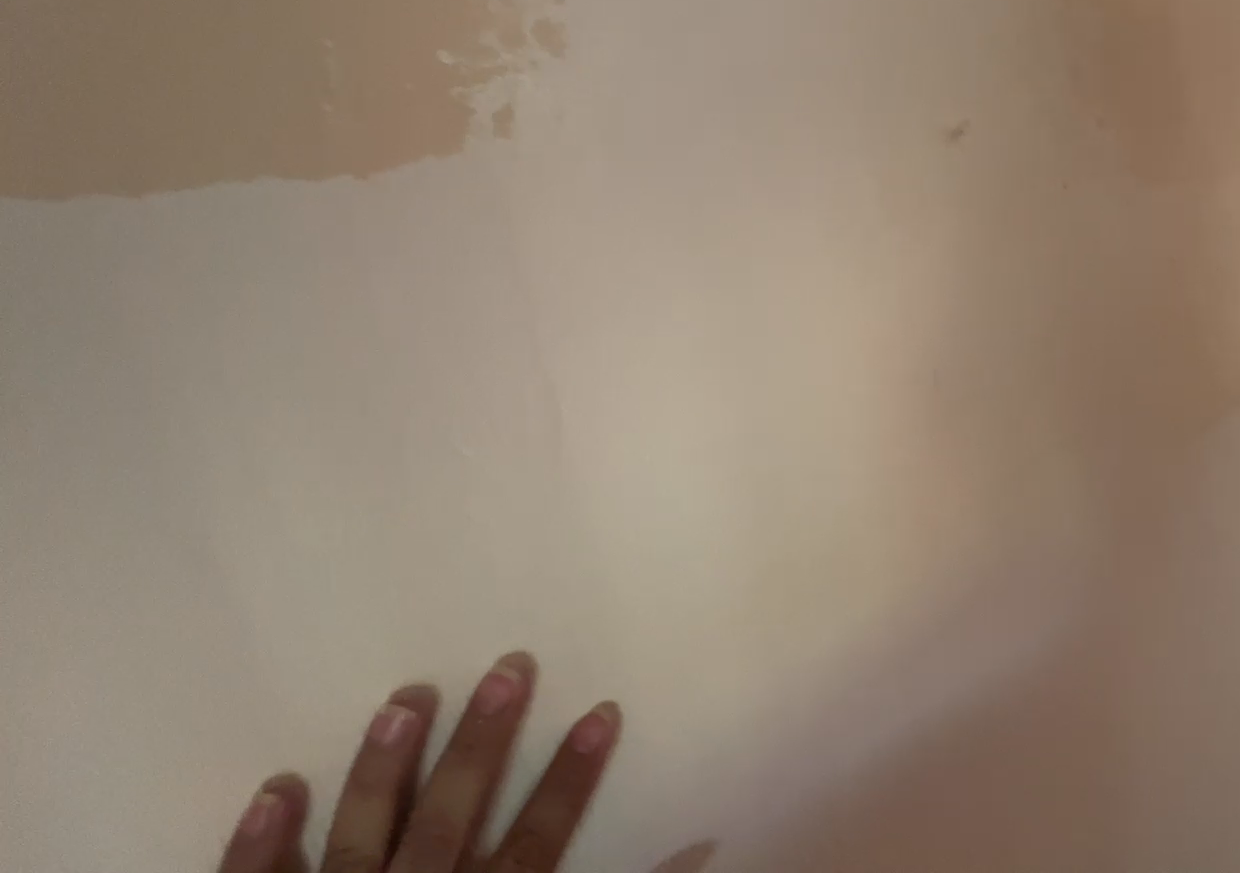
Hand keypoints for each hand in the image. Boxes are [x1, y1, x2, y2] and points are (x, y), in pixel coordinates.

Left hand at [216, 651, 620, 872]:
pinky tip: (276, 789)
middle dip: (483, 743)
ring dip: (382, 771)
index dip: (573, 775)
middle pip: (454, 815)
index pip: (541, 837)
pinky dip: (259, 851)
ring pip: (363, 838)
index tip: (603, 710)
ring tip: (403, 700)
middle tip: (507, 668)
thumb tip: (696, 854)